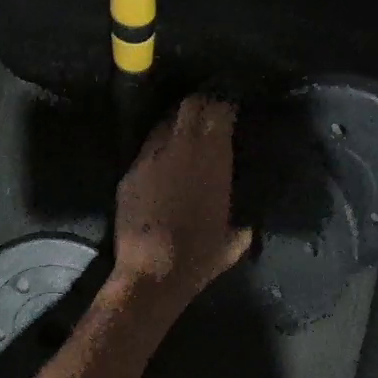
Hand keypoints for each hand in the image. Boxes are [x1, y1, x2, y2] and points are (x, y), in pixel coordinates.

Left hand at [110, 96, 253, 308]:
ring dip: (176, 127)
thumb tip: (248, 222)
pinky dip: (157, 154)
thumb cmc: (199, 257)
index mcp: (213, 158)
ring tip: (183, 139)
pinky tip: (161, 169)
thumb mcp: (234, 240)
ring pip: (164, 125)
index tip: (231, 112)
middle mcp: (180, 148)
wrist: (151, 272)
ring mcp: (149, 158)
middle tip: (208, 116)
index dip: (225, 107)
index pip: (219, 111)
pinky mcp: (129, 174)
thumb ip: (242, 222)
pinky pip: (146, 153)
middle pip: (190, 106)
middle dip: (201, 106)